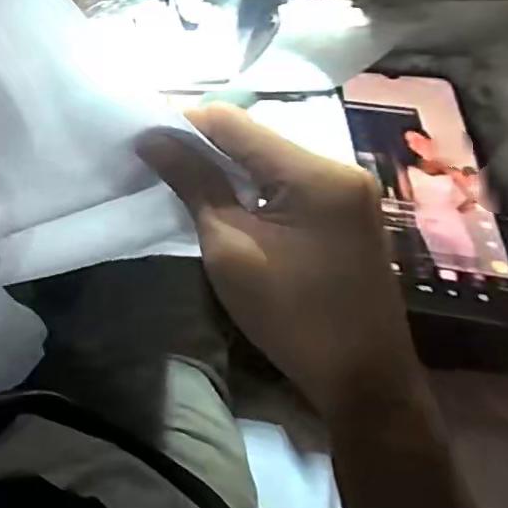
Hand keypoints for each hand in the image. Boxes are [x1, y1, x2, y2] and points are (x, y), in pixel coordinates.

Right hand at [140, 104, 421, 417]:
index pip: (232, 123)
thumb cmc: (292, 316)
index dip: (182, 124)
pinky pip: (283, 178)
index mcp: (314, 173)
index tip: (142, 139)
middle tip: (155, 159)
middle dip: (200, 143)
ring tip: (179, 175)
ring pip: (265, 155)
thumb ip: (192, 183)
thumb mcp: (229, 246)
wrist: (365, 383)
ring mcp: (345, 188)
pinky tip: (220, 196)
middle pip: (251, 135)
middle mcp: (336, 167)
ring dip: (222, 163)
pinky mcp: (343, 209)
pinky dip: (247, 182)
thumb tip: (150, 139)